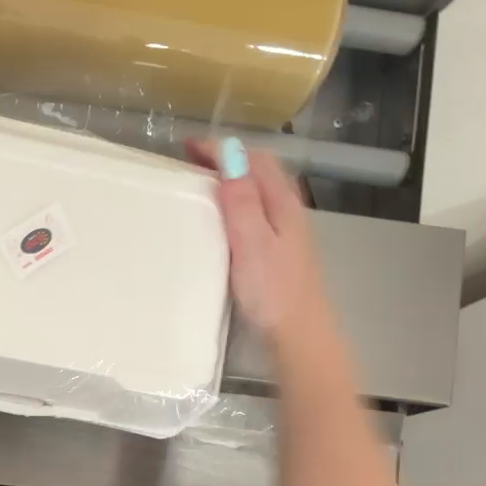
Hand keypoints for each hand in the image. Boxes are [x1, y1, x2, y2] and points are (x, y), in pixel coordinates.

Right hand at [187, 138, 332, 341]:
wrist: (298, 336)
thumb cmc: (273, 292)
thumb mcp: (252, 243)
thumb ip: (241, 201)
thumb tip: (229, 156)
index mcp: (281, 204)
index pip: (254, 160)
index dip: (222, 149)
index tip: (187, 148)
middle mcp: (286, 213)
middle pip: (259, 172)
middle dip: (227, 160)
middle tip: (190, 165)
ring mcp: (284, 235)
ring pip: (257, 195)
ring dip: (231, 184)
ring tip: (201, 189)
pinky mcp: (276, 257)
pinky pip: (254, 217)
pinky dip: (234, 209)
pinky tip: (220, 226)